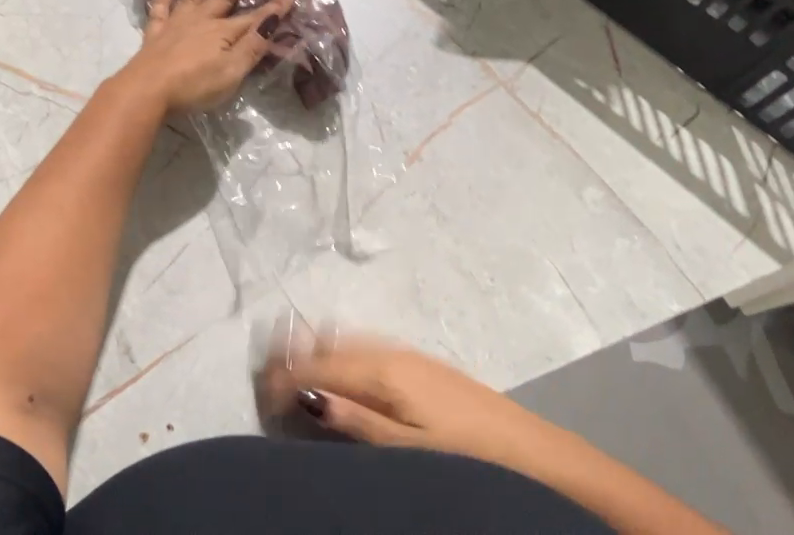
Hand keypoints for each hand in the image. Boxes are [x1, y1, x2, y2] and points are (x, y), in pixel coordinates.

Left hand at [118, 0, 296, 114]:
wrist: (146, 90)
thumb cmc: (194, 85)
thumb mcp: (232, 71)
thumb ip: (253, 46)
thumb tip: (273, 19)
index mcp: (223, 32)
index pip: (255, 17)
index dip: (275, 6)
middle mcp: (201, 21)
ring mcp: (176, 26)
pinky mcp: (155, 36)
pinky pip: (160, 11)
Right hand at [260, 335, 562, 472]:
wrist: (533, 454)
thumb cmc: (467, 455)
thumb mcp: (409, 451)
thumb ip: (356, 421)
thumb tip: (306, 395)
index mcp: (384, 371)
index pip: (318, 364)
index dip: (283, 374)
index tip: (259, 391)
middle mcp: (390, 351)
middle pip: (327, 343)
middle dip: (292, 355)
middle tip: (265, 378)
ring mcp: (406, 353)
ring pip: (344, 339)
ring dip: (313, 350)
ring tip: (289, 369)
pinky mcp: (419, 363)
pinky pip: (363, 345)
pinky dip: (338, 350)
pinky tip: (335, 368)